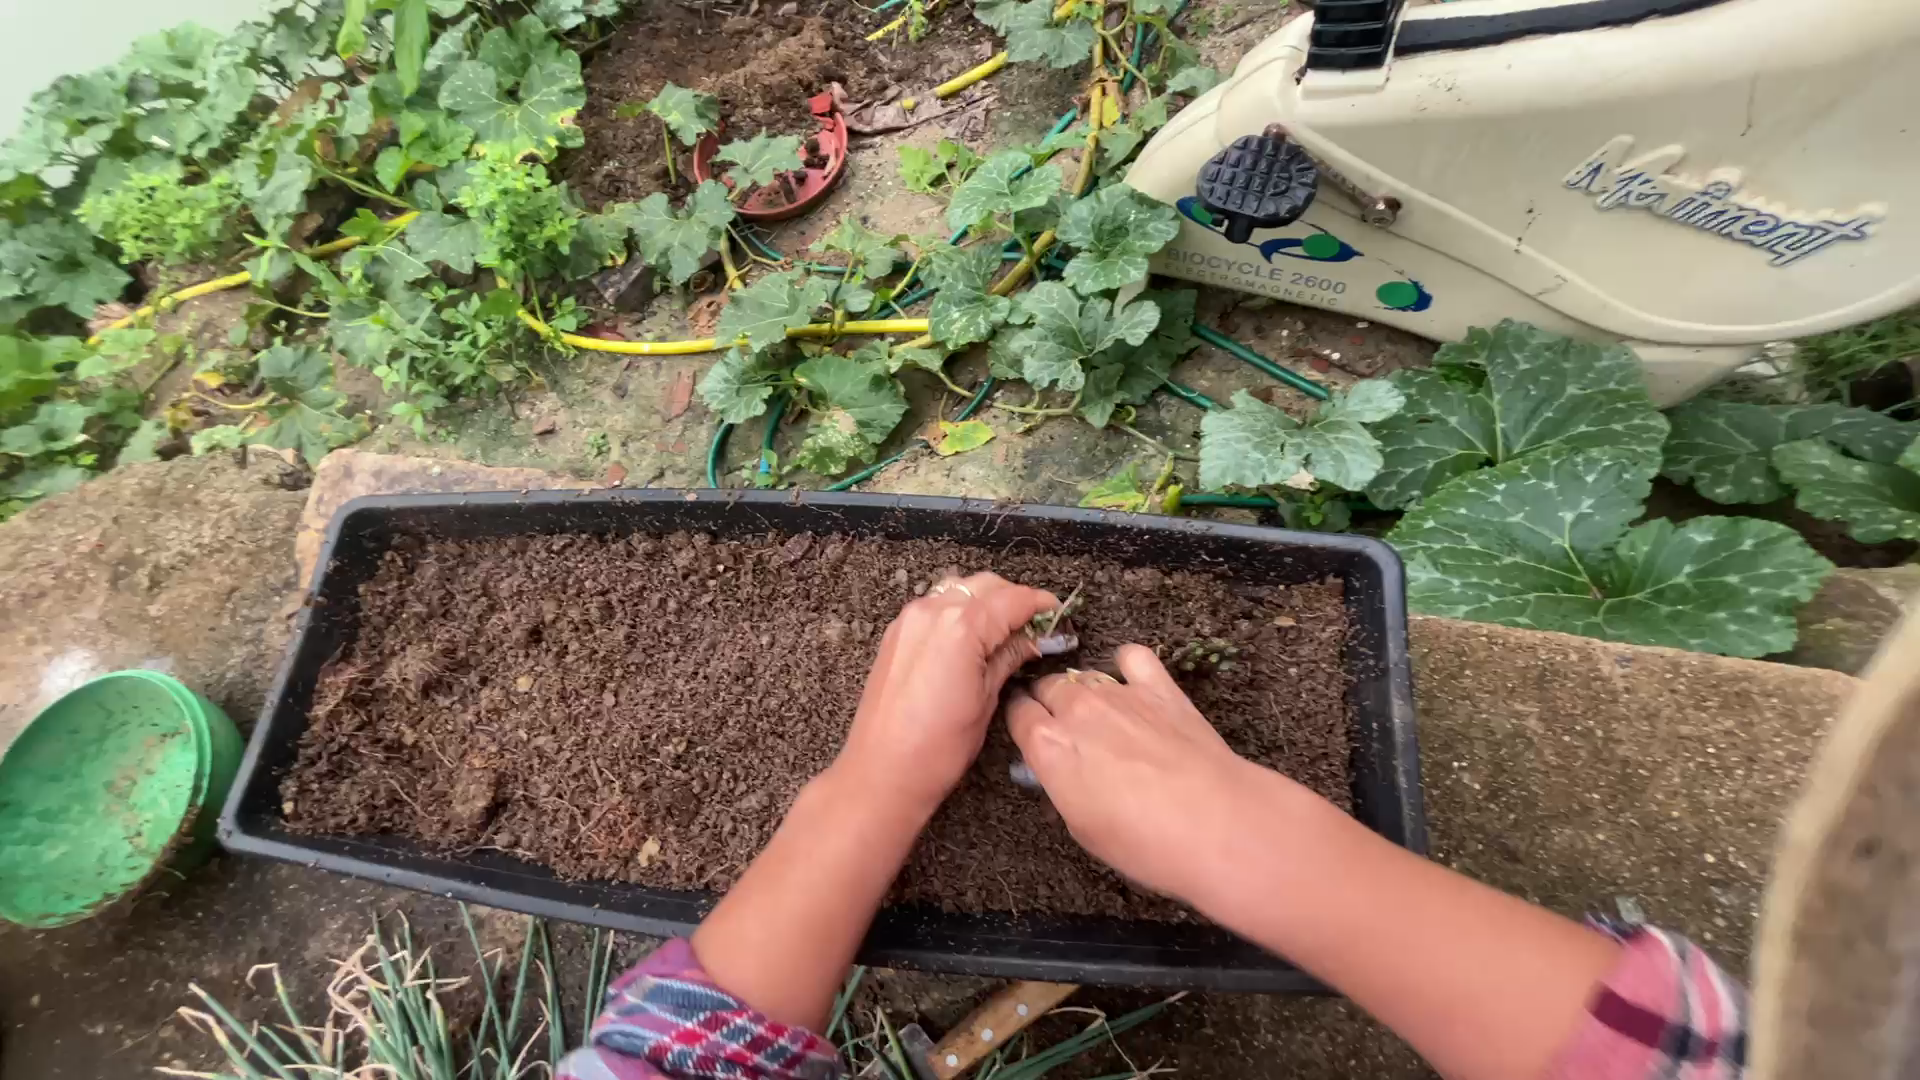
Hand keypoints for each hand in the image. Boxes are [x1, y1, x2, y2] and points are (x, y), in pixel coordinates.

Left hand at [838, 573, 1062, 813]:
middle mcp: (933, 612)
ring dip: (986, 600)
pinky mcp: (897, 632)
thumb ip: (1009, 657)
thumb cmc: (935, 748)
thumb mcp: (986, 700)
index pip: (1013, 599)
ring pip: (959, 588)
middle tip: (1036, 625)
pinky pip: (935, 604)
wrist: (882, 771)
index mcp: (961, 627)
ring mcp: (911, 619)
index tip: (1057, 613)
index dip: (1041, 604)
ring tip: (1005, 630)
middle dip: (1014, 599)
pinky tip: (972, 635)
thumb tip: (1031, 639)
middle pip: (986, 585)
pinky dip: (959, 609)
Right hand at [1006, 644, 1301, 905]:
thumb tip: (1055, 770)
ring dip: (1084, 691)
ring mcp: (1118, 692)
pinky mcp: (1157, 687)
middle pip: (1047, 687)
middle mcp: (1075, 709)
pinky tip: (1132, 682)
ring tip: (1100, 715)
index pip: (1017, 713)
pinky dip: (1126, 666)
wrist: (1214, 824)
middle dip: (1050, 703)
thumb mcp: (1081, 827)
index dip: (1023, 722)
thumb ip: (1059, 786)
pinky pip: (1132, 657)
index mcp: (1048, 744)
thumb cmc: (1143, 841)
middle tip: (1067, 730)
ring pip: (1083, 675)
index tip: (1030, 733)